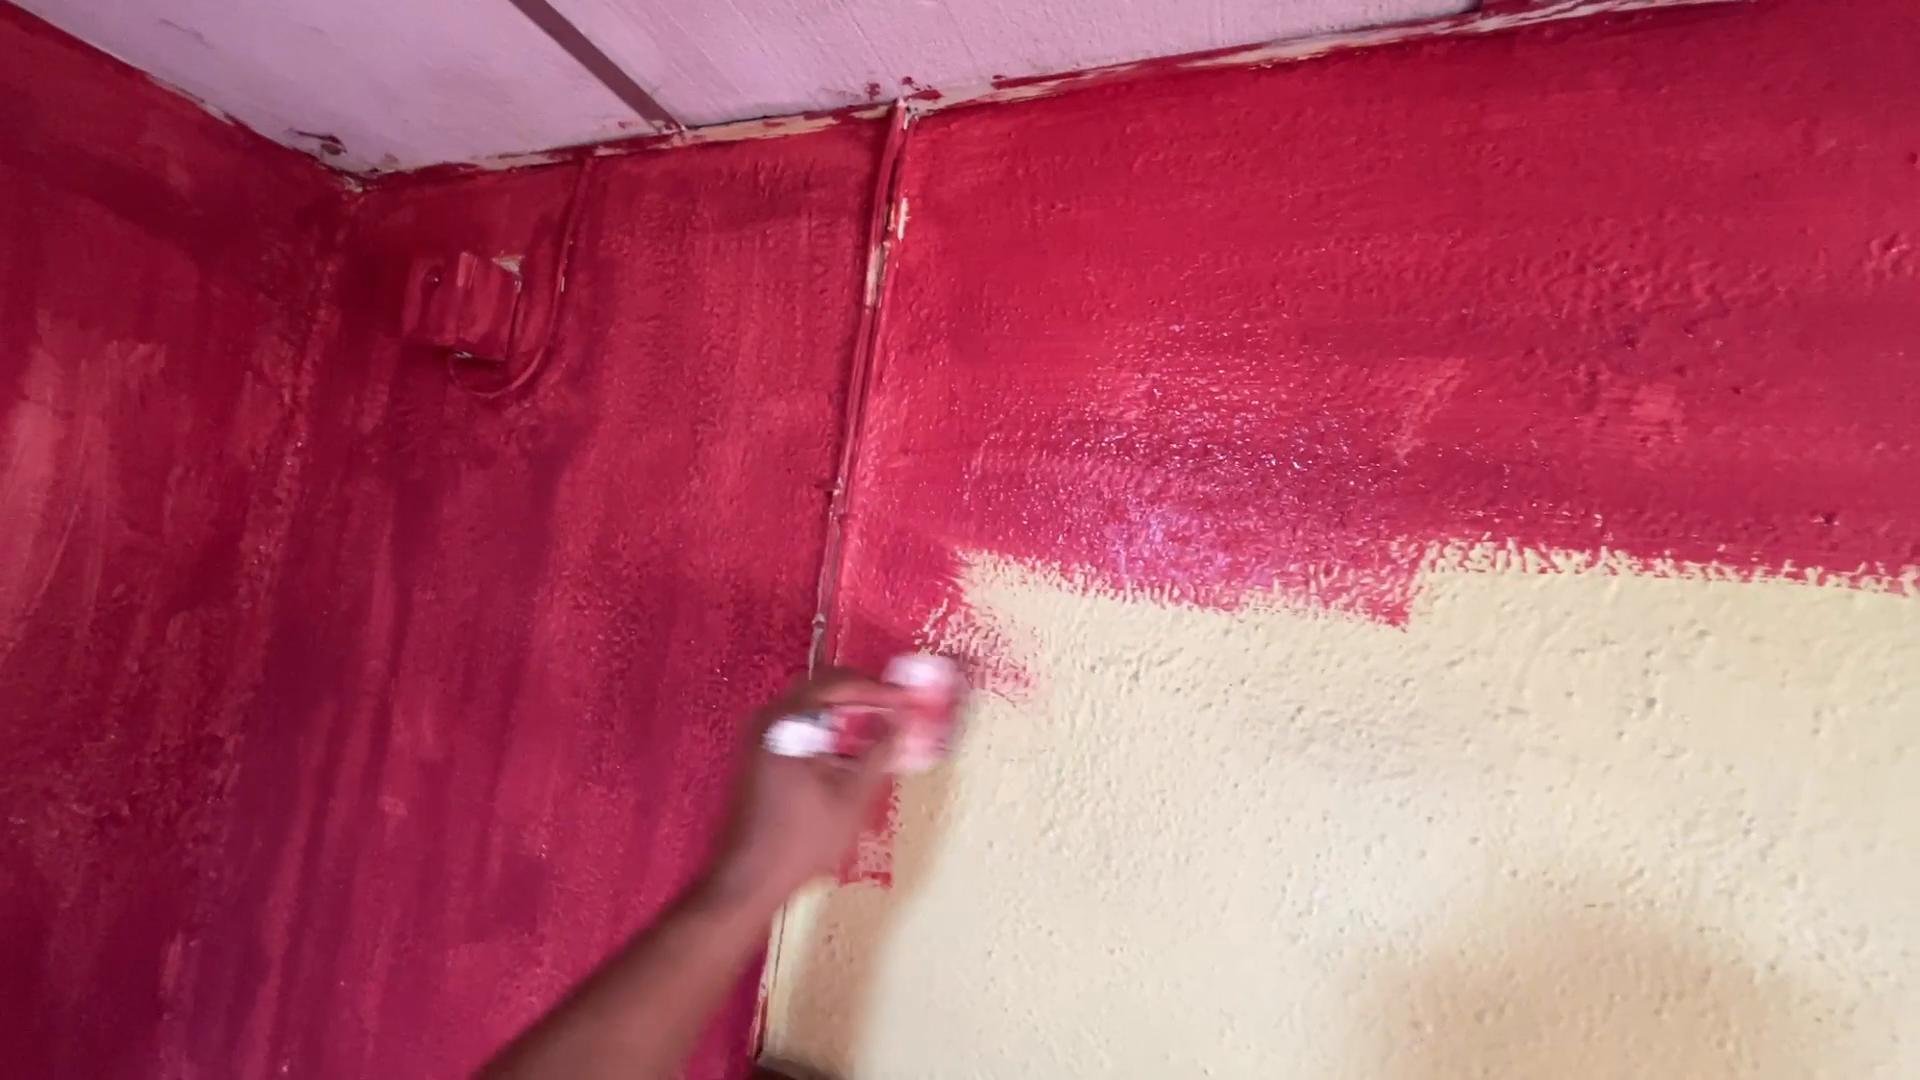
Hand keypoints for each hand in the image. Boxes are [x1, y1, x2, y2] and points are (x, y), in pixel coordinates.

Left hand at [701, 670, 908, 904]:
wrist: (749, 878)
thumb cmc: (801, 838)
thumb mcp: (852, 795)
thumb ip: (880, 750)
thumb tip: (900, 721)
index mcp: (789, 720)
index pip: (840, 683)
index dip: (878, 688)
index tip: (906, 698)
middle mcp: (770, 718)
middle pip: (824, 690)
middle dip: (864, 697)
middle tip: (896, 708)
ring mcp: (760, 736)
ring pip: (813, 708)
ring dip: (847, 714)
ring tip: (880, 728)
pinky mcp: (760, 754)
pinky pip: (801, 726)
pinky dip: (829, 730)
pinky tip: (851, 751)